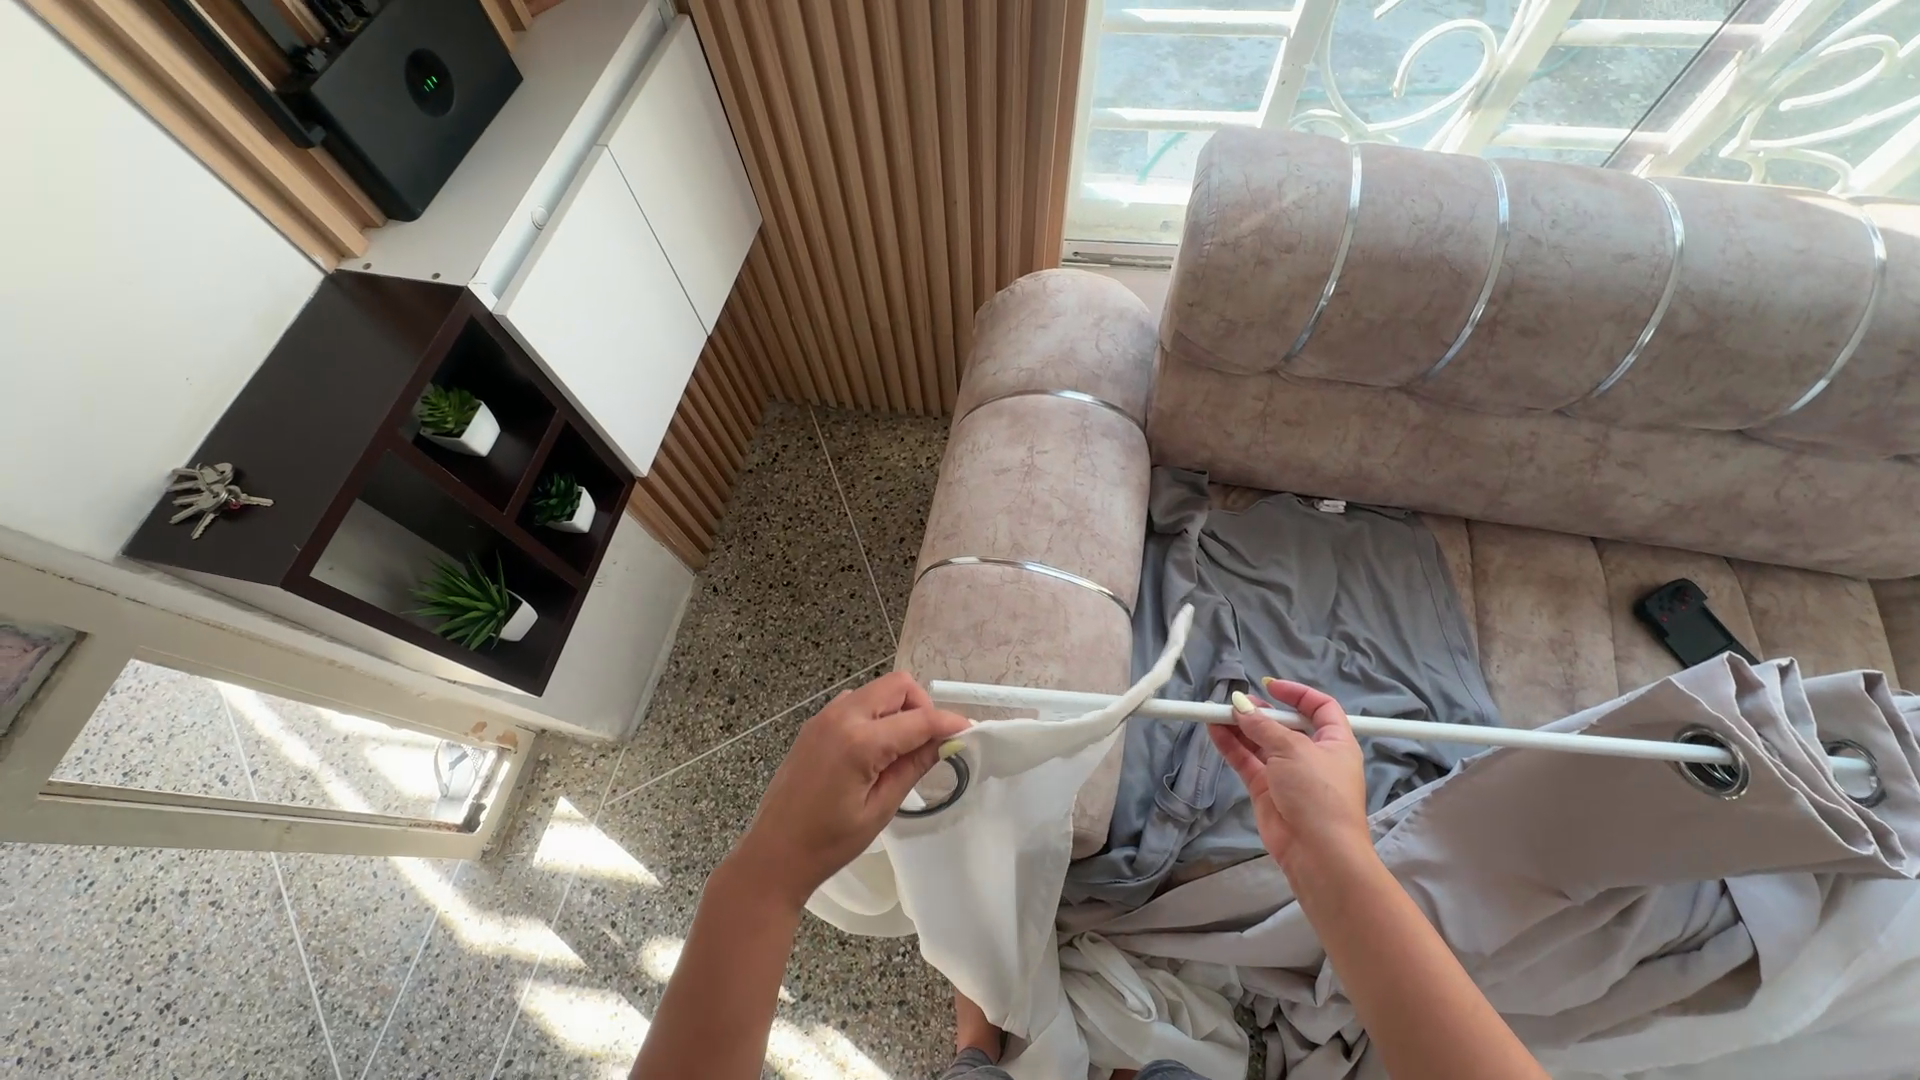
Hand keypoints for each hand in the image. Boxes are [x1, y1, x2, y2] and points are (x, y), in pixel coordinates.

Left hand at [729, 671, 970, 907]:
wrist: (773, 854)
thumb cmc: (828, 842)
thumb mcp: (880, 809)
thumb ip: (913, 767)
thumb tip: (946, 742)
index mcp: (860, 741)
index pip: (919, 719)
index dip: (949, 723)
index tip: (969, 732)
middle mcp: (841, 717)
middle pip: (898, 685)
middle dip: (922, 706)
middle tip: (929, 742)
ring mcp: (824, 717)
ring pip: (877, 690)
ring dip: (898, 709)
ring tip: (902, 750)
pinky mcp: (815, 725)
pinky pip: (856, 703)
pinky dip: (876, 715)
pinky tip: (876, 750)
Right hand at [1208, 677, 1369, 872]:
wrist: (1318, 852)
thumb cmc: (1318, 792)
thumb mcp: (1293, 750)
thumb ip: (1262, 725)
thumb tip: (1239, 704)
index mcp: (1334, 742)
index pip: (1320, 707)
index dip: (1297, 693)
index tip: (1269, 685)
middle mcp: (1312, 755)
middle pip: (1284, 724)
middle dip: (1260, 711)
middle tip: (1235, 700)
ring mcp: (1288, 773)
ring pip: (1261, 742)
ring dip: (1241, 727)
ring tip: (1217, 711)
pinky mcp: (1267, 790)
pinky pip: (1247, 761)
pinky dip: (1231, 745)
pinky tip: (1214, 730)